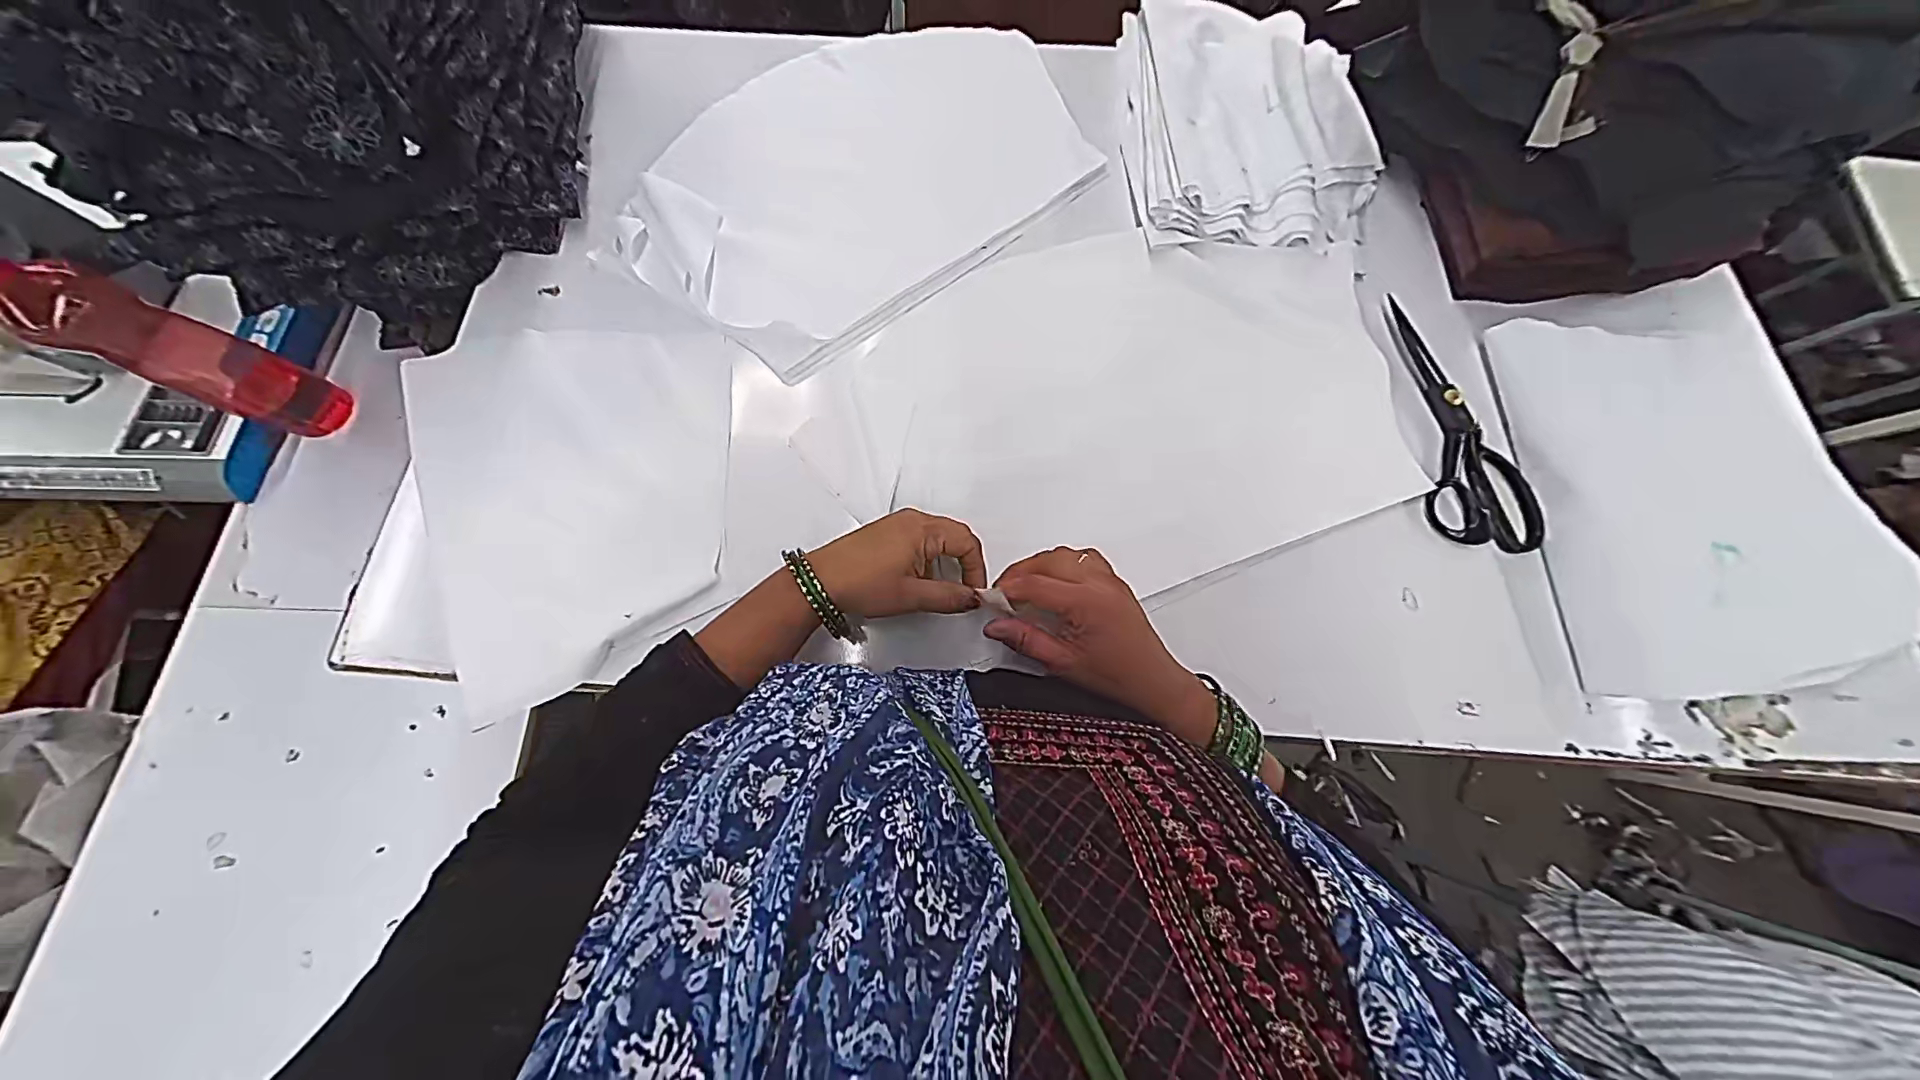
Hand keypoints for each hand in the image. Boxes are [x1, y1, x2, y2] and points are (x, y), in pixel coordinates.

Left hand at [695, 510, 985, 688]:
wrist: (819, 583)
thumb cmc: (856, 582)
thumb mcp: (912, 596)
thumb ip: (949, 597)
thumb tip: (970, 598)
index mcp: (922, 529)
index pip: (967, 542)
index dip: (976, 570)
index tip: (975, 592)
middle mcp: (911, 520)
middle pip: (956, 537)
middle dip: (964, 565)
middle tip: (965, 591)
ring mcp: (898, 525)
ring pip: (938, 539)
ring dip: (946, 564)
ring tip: (938, 591)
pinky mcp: (887, 533)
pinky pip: (921, 541)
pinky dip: (929, 560)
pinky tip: (918, 582)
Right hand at [983, 547, 1210, 732]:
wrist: (1153, 681)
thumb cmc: (1119, 675)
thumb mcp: (1063, 663)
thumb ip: (1026, 640)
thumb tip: (999, 627)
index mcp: (1086, 602)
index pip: (1034, 584)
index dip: (1007, 590)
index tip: (992, 599)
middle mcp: (1100, 585)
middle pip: (1047, 561)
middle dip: (1019, 573)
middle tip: (1004, 594)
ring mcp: (1109, 581)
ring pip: (1065, 555)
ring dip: (1041, 565)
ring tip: (1027, 587)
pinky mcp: (1115, 583)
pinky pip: (1085, 559)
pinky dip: (1064, 564)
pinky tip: (1056, 581)